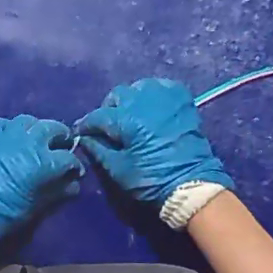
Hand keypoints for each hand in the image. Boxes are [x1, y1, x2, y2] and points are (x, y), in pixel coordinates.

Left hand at [0, 115, 83, 269]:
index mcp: (44, 162)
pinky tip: (12, 140)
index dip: (74, 165)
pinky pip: (5, 123)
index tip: (74, 171)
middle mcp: (29, 141)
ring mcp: (7, 134)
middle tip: (58, 148)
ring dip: (36, 130)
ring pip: (29, 121)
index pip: (69, 157)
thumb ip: (59, 191)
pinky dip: (12, 129)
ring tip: (35, 140)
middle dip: (60, 138)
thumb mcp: (39, 207)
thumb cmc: (6, 214)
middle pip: (53, 128)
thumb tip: (73, 182)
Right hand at [75, 78, 232, 212]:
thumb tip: (84, 138)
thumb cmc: (151, 180)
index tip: (81, 133)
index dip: (86, 125)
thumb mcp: (117, 169)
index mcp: (126, 119)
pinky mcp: (183, 101)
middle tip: (107, 126)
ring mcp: (166, 99)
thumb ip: (97, 149)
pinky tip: (152, 107)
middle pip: (117, 95)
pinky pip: (164, 86)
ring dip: (130, 99)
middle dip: (108, 109)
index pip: (98, 116)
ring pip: (139, 87)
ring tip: (130, 115)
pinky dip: (154, 93)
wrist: (191, 186)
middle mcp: (144, 102)